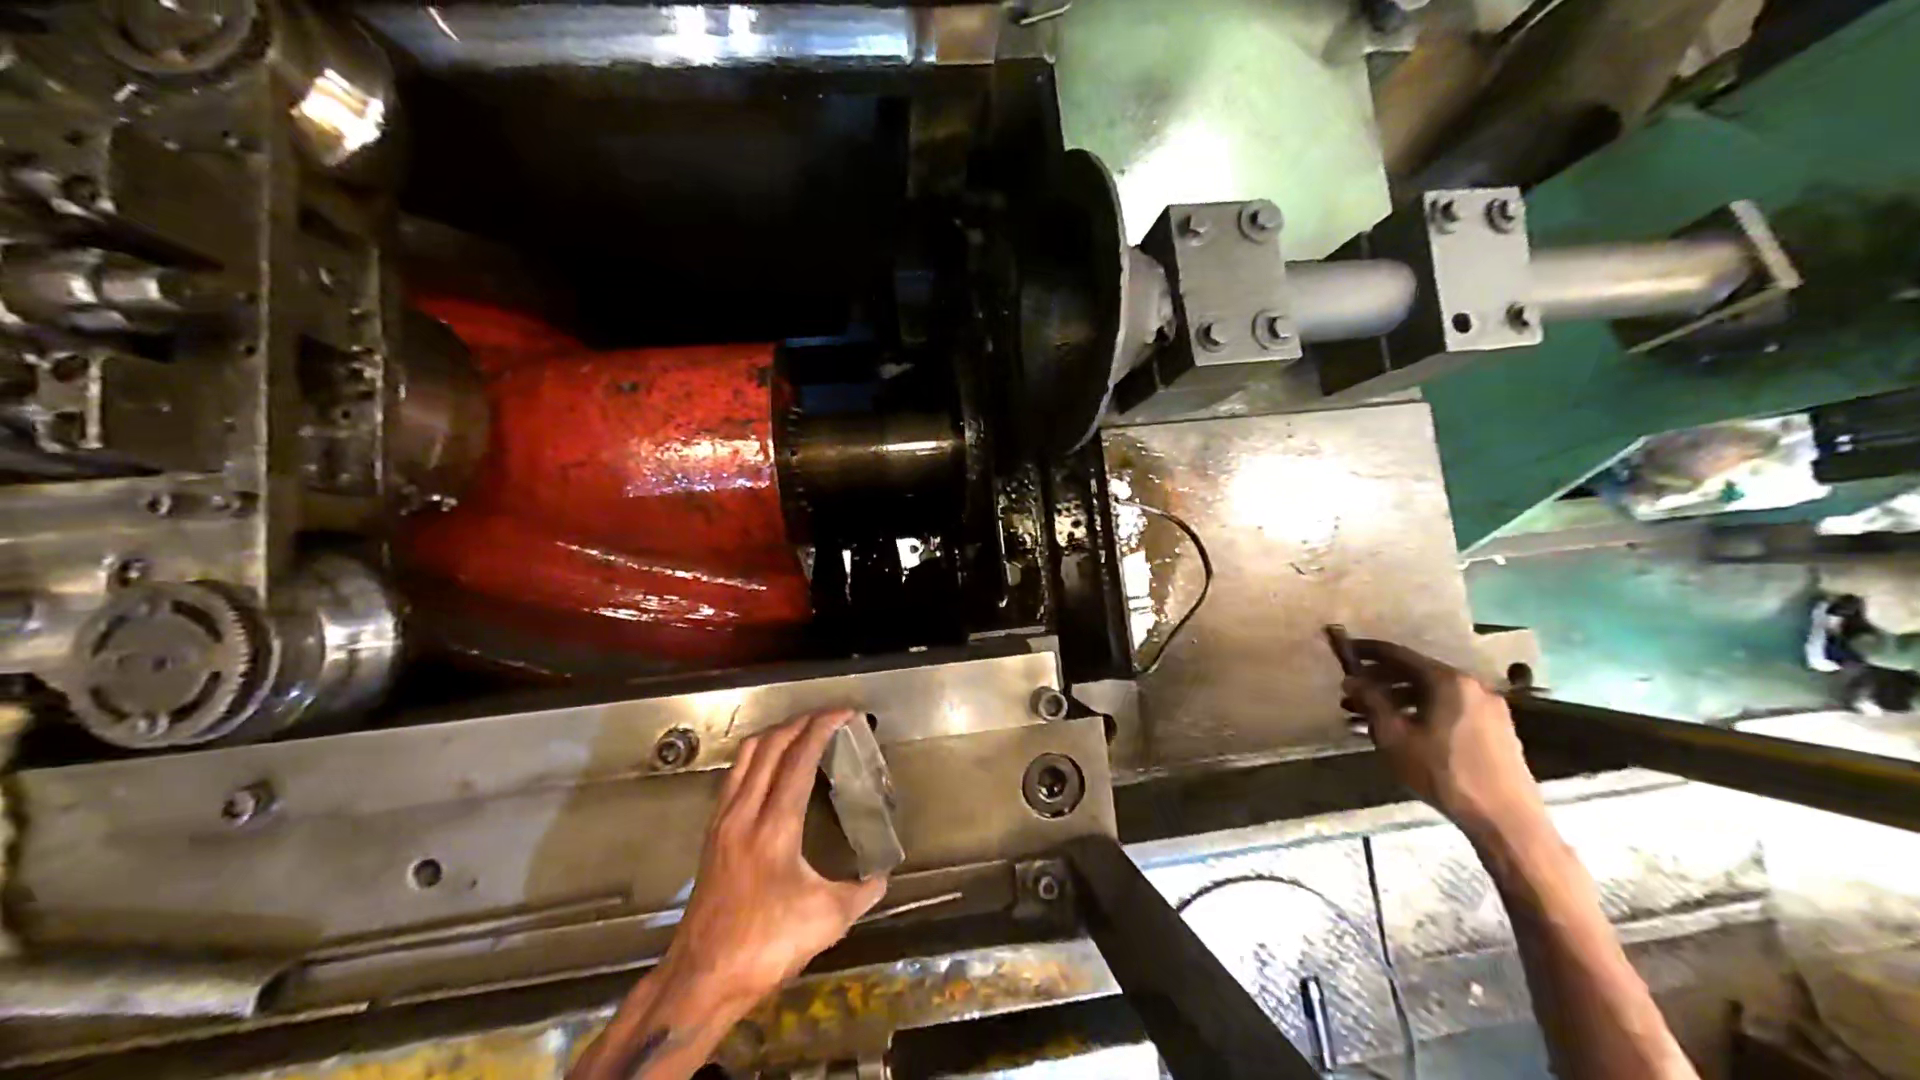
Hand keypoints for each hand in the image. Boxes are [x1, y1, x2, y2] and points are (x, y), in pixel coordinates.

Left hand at [653, 709, 888, 1012]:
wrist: (703, 977)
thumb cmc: (767, 946)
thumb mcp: (827, 920)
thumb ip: (862, 891)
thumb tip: (882, 876)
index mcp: (775, 826)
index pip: (799, 758)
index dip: (822, 728)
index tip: (844, 713)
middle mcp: (745, 812)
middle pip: (770, 746)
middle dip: (800, 722)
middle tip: (828, 716)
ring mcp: (723, 821)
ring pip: (746, 757)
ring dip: (776, 735)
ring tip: (801, 731)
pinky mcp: (713, 834)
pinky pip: (735, 776)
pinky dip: (757, 757)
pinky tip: (771, 768)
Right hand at [1343, 639, 1545, 838]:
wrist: (1505, 819)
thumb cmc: (1442, 773)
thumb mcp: (1394, 736)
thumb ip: (1371, 701)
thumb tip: (1351, 680)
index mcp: (1448, 681)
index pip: (1399, 654)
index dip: (1368, 651)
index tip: (1345, 651)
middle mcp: (1472, 685)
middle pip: (1416, 673)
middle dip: (1380, 681)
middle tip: (1351, 693)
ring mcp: (1488, 707)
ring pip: (1432, 693)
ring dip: (1399, 700)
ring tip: (1369, 716)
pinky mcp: (1496, 728)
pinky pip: (1449, 708)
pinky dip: (1421, 711)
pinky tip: (1402, 730)